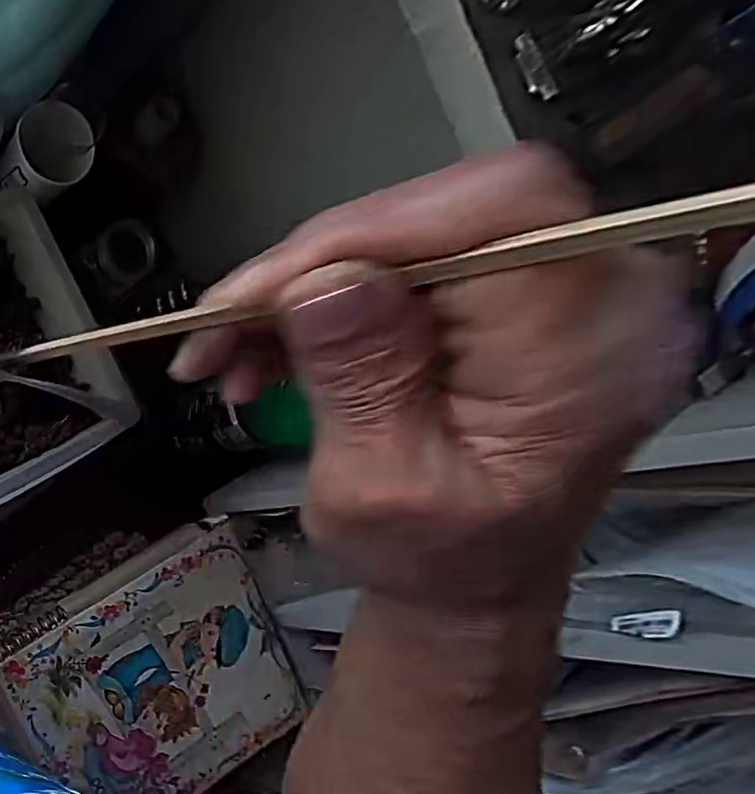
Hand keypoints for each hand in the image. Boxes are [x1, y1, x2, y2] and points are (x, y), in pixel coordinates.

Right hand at [171, 145, 695, 610]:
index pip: (489, 216)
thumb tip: (319, 283)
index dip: (359, 236)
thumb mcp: (379, 485)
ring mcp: (528, 295)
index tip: (252, 298)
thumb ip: (360, 382)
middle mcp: (581, 294)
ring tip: (218, 360)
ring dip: (283, 298)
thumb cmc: (428, 554)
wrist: (461, 578)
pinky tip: (253, 360)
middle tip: (212, 332)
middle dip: (300, 272)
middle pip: (429, 219)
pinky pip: (374, 276)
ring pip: (386, 243)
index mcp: (580, 344)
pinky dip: (298, 312)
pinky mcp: (477, 306)